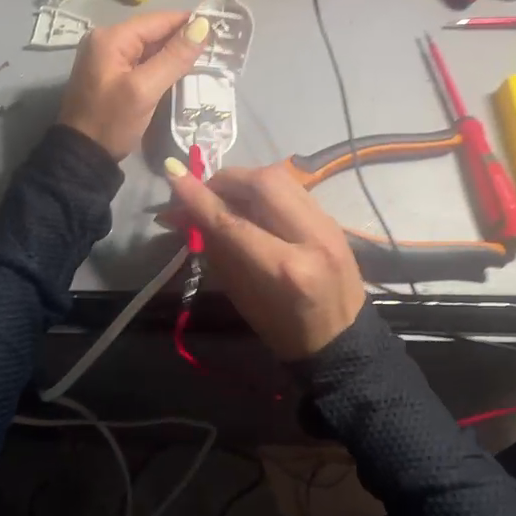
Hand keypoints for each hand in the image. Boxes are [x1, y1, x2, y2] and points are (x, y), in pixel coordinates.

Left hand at [57, 11, 209, 160]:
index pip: (158, 20)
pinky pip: (140, 60)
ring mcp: (105, 56)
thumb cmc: (111, 122)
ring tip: (203, 58)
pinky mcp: (108, 72)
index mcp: (111, 37)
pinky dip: (159, 64)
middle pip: (153, 31)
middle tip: (215, 47)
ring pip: (148, 46)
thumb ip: (174, 57)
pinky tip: (177, 71)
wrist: (81, 155)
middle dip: (182, 38)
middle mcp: (105, 39)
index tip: (219, 29)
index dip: (189, 22)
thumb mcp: (144, 90)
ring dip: (172, 52)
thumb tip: (202, 26)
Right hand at [164, 163, 364, 360]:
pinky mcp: (332, 219)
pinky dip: (265, 189)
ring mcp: (328, 224)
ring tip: (226, 196)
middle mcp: (311, 238)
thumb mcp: (240, 293)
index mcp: (285, 270)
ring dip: (245, 180)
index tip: (172, 174)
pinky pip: (292, 189)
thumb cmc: (282, 329)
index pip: (232, 222)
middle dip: (225, 180)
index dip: (198, 197)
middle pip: (262, 183)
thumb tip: (183, 212)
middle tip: (204, 193)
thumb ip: (214, 246)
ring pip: (280, 177)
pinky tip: (252, 203)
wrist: (342, 341)